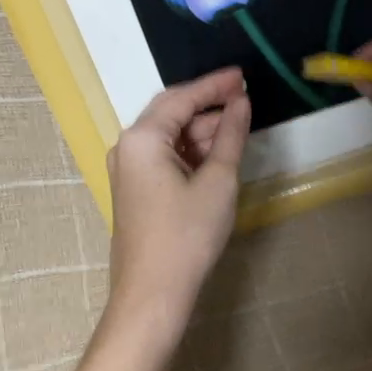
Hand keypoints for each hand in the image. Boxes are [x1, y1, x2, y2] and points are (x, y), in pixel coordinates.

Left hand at [105, 67, 250, 329]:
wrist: (152, 295)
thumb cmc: (187, 235)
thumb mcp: (218, 181)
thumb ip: (230, 134)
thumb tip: (241, 102)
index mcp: (142, 138)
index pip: (182, 98)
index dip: (215, 85)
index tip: (243, 75)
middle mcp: (128, 147)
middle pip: (171, 111)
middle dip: (207, 103)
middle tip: (243, 95)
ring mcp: (128, 169)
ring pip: (169, 134)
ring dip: (201, 128)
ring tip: (238, 125)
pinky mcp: (135, 189)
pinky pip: (164, 155)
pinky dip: (191, 149)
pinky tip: (217, 151)